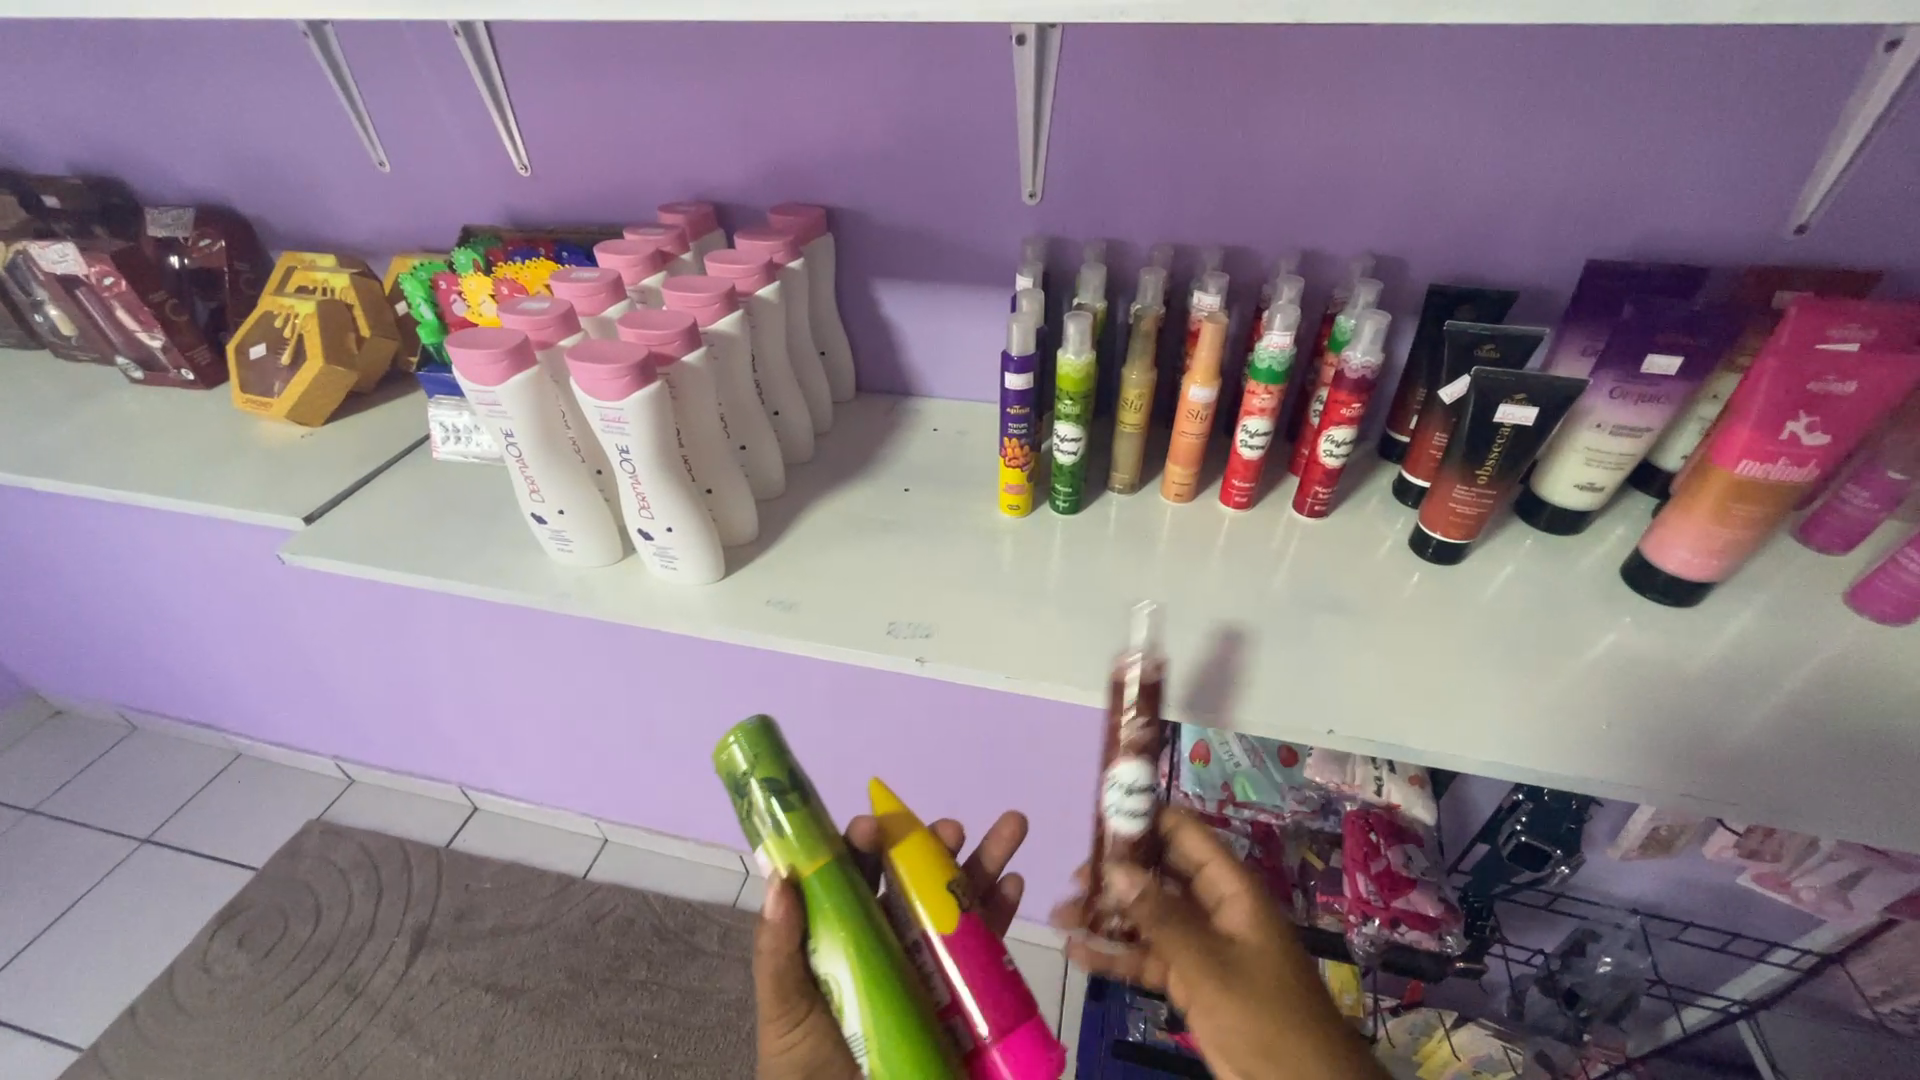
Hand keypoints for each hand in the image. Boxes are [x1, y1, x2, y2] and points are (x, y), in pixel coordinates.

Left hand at [753, 810, 1029, 1079]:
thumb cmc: (804, 1064)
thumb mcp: (783, 1006)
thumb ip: (779, 949)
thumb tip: (781, 878)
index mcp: (844, 928)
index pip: (855, 872)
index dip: (864, 842)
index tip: (873, 826)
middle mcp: (889, 936)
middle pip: (914, 876)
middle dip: (935, 844)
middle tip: (952, 828)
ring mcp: (927, 963)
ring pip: (958, 901)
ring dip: (984, 861)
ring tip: (1010, 827)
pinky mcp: (961, 996)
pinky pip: (985, 948)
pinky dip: (1001, 911)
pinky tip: (1012, 886)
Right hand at [1051, 807, 1385, 1079]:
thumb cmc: (1267, 1019)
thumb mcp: (1209, 966)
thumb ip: (1161, 916)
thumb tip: (1114, 866)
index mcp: (1229, 888)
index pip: (1182, 833)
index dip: (1143, 819)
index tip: (1096, 820)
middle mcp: (1212, 906)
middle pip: (1158, 871)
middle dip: (1115, 870)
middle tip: (1072, 878)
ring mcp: (1201, 944)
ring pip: (1147, 915)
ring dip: (1107, 914)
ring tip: (1061, 916)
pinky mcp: (1190, 979)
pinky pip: (1147, 955)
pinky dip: (1116, 954)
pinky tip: (1078, 953)